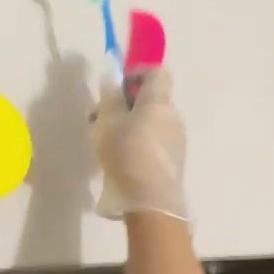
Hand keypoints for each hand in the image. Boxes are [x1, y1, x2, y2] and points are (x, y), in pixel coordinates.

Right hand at [91, 67, 187, 222]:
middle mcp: (173, 116)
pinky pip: (153, 140)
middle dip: (122, 104)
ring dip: (126, 124)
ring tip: (102, 142)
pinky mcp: (173, 160)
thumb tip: (112, 76)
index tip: (113, 89)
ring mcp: (176, 139)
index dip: (134, 74)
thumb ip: (110, 96)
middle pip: (149, 99)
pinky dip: (135, 141)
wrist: (149, 200)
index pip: (156, 73)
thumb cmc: (125, 152)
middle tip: (97, 118)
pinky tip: (117, 159)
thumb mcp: (107, 120)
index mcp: (158, 101)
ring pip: (149, 121)